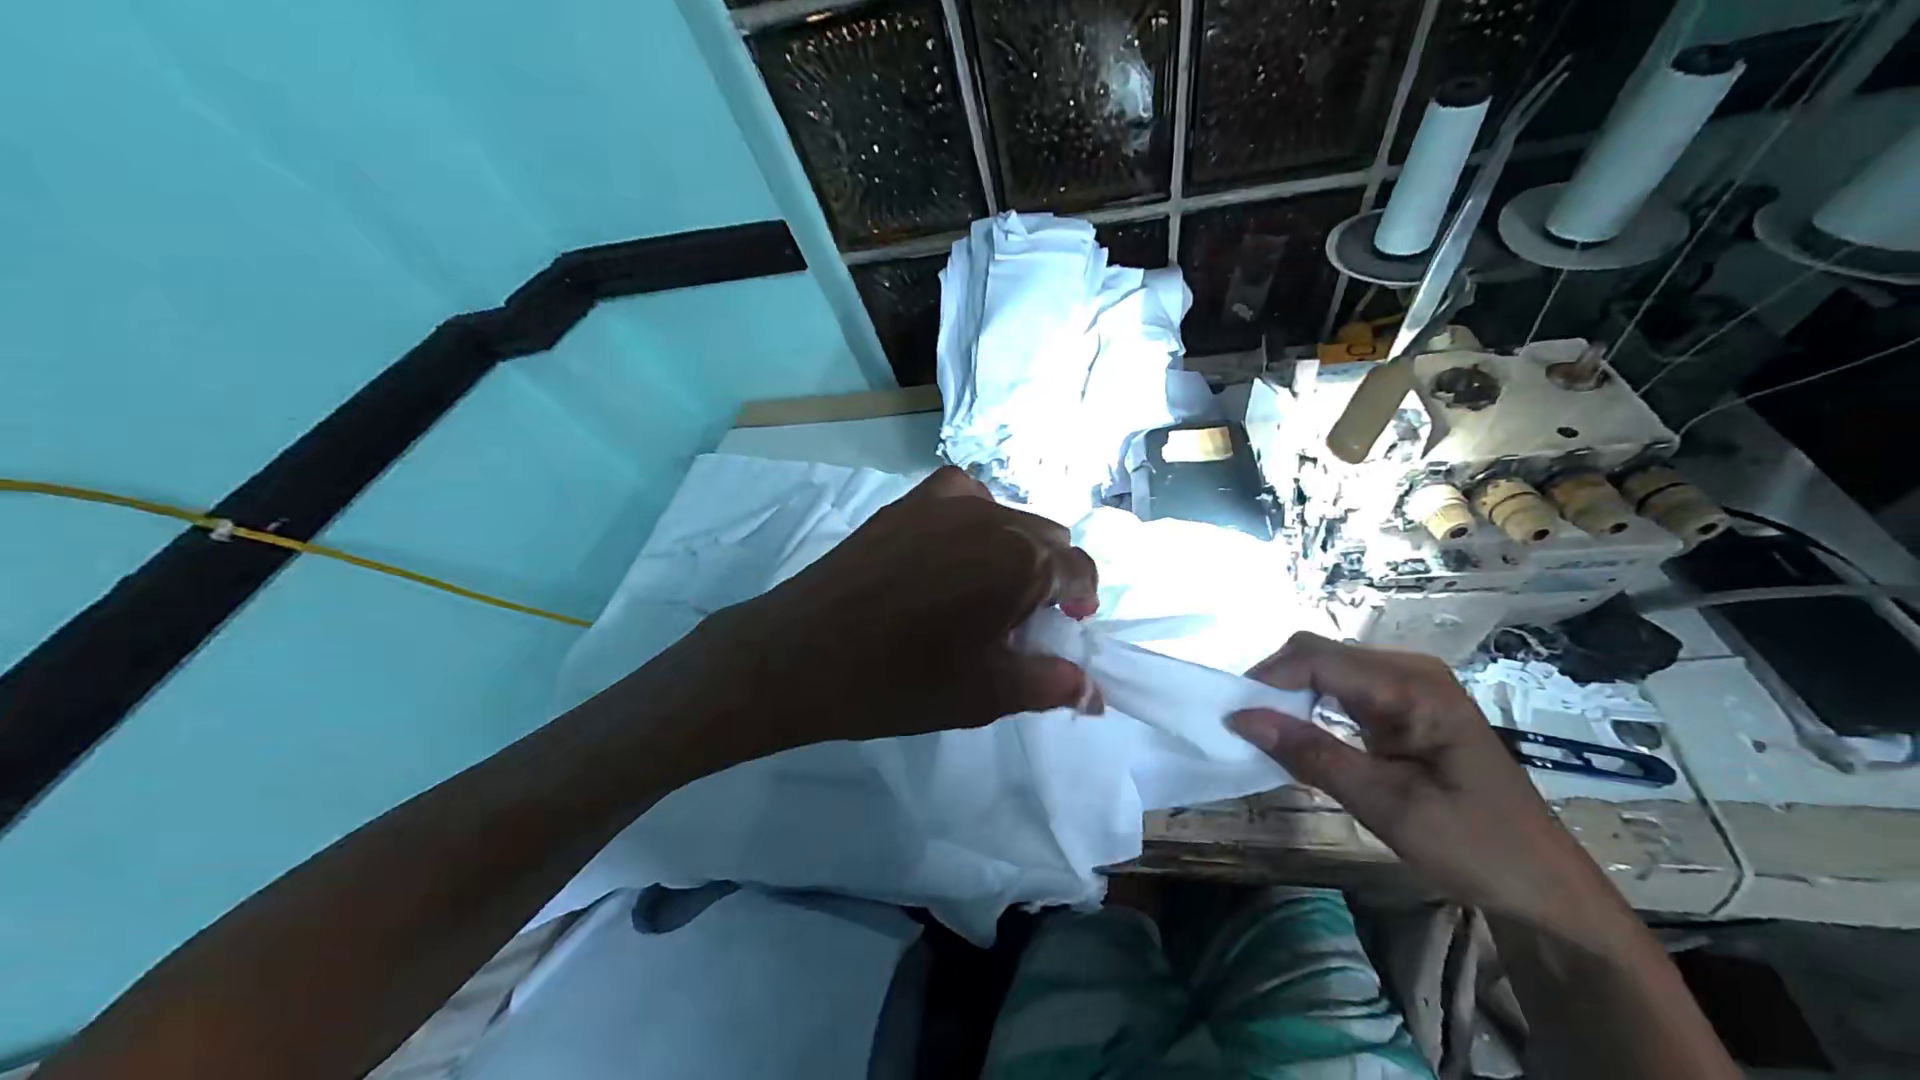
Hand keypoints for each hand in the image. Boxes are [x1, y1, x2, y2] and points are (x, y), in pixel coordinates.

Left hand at [701, 467, 1100, 756]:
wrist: (799, 655)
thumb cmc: (897, 682)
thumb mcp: (984, 695)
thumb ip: (1050, 686)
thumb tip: (1095, 693)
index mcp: (1021, 562)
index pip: (1080, 570)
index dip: (1082, 603)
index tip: (1065, 631)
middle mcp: (992, 517)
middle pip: (1048, 537)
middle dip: (1049, 576)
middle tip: (1021, 621)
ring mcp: (944, 503)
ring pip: (1008, 516)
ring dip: (1015, 548)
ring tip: (985, 590)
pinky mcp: (906, 502)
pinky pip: (963, 495)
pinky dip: (975, 518)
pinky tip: (952, 552)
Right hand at [1229, 634, 1635, 949]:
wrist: (1545, 886)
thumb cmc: (1476, 847)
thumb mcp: (1387, 806)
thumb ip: (1311, 755)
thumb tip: (1241, 718)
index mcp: (1413, 686)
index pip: (1317, 659)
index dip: (1267, 680)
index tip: (1230, 715)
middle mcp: (1409, 672)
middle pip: (1318, 654)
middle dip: (1273, 684)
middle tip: (1245, 727)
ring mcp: (1408, 687)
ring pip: (1325, 669)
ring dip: (1289, 695)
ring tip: (1264, 732)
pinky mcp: (1404, 707)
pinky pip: (1341, 690)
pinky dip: (1310, 707)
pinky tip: (1298, 736)